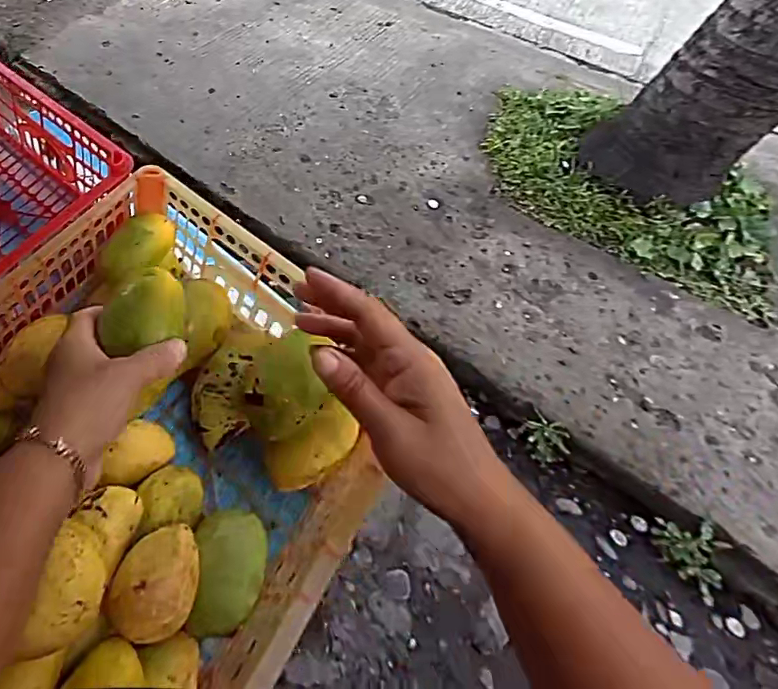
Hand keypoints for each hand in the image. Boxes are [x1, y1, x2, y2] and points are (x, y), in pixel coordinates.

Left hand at [30, 307, 184, 489]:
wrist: (60, 458)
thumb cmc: (91, 404)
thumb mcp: (128, 376)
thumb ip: (154, 358)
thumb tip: (180, 345)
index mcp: (72, 342)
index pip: (86, 314)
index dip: (108, 311)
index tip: (133, 314)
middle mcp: (63, 360)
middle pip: (90, 341)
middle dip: (115, 339)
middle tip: (144, 340)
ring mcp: (63, 388)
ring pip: (91, 369)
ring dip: (113, 367)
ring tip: (142, 368)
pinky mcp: (69, 412)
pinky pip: (91, 392)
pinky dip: (109, 391)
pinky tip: (129, 397)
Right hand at [296, 268, 511, 527]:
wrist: (480, 501)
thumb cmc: (438, 466)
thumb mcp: (389, 429)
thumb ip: (353, 389)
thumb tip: (317, 353)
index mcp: (409, 359)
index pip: (368, 313)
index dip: (336, 292)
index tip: (308, 275)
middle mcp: (409, 359)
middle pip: (366, 320)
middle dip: (331, 303)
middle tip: (296, 292)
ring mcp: (408, 374)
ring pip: (366, 340)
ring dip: (335, 327)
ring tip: (301, 321)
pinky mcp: (406, 391)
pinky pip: (370, 360)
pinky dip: (345, 351)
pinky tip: (326, 354)